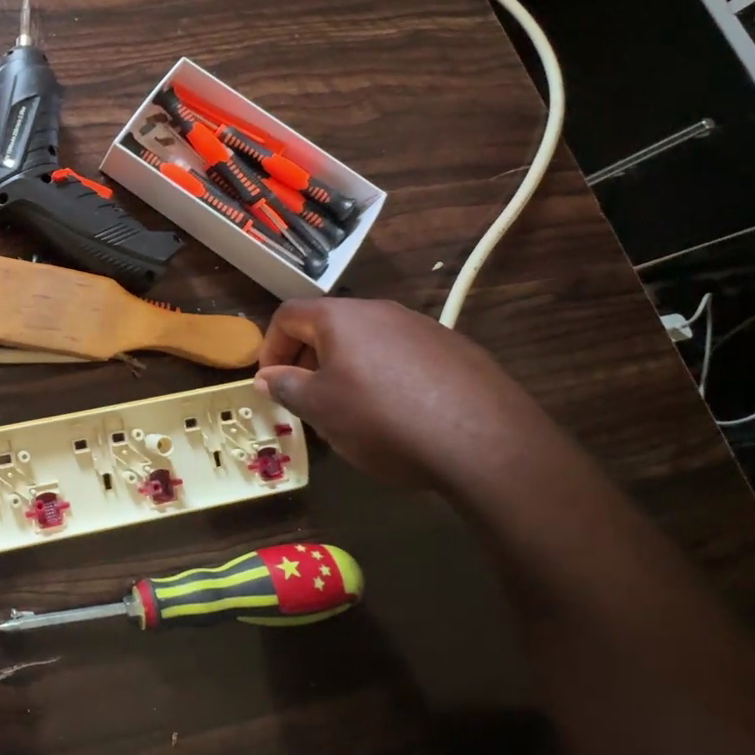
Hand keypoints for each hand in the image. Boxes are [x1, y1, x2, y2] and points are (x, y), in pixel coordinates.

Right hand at [253, 298, 557, 490]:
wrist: (487, 443)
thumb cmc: (384, 420)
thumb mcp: (321, 410)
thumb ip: (286, 388)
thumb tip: (267, 377)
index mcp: (340, 317)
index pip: (288, 315)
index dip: (270, 347)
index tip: (270, 383)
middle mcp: (382, 311)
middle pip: (330, 326)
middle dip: (310, 360)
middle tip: (308, 400)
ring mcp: (425, 328)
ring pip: (370, 343)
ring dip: (350, 370)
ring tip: (354, 413)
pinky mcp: (459, 352)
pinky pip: (407, 358)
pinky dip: (390, 379)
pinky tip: (402, 417)